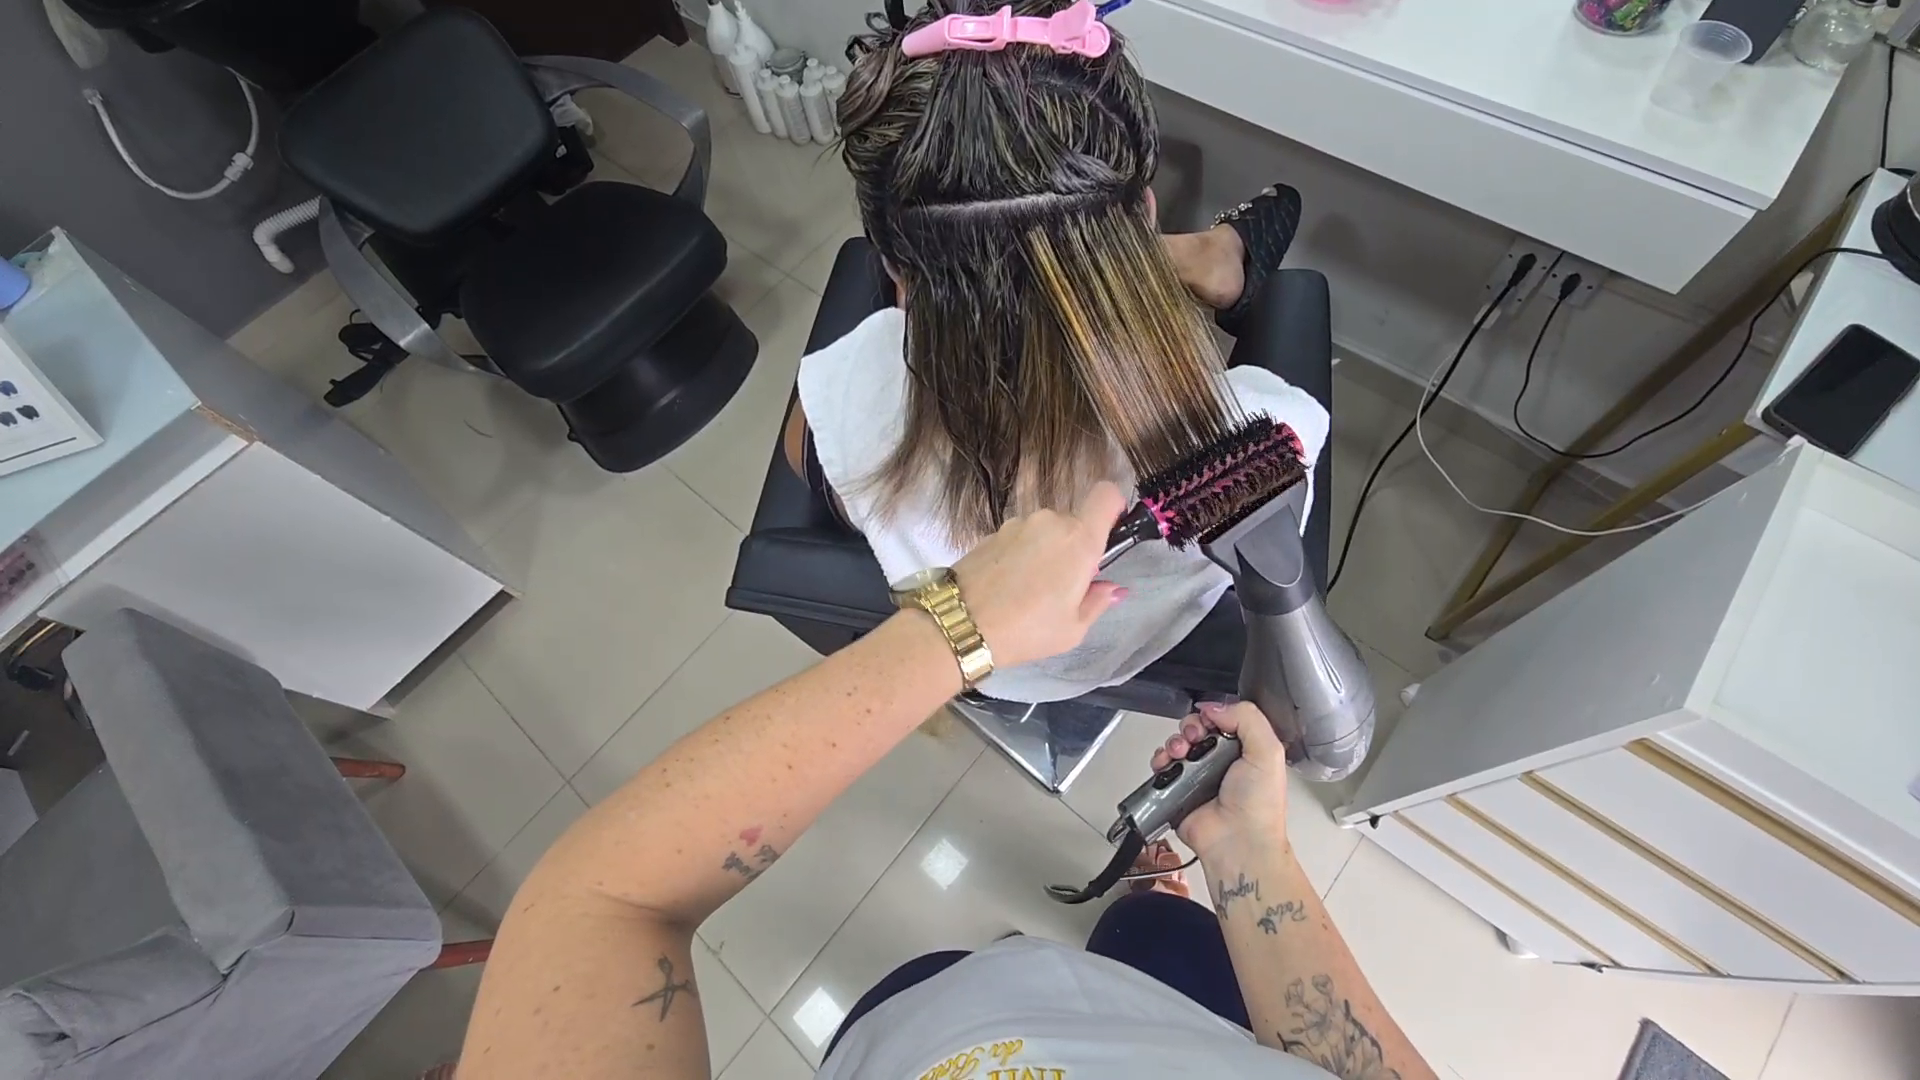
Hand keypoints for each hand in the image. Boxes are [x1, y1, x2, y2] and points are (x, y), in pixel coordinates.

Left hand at [952, 481, 1126, 669]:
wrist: (961, 624)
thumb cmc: (1026, 630)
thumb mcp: (1072, 629)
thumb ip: (1098, 601)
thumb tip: (1113, 589)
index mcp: (1079, 540)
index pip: (1106, 494)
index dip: (1113, 507)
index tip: (1108, 533)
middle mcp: (1049, 522)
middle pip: (1073, 522)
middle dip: (1074, 548)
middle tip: (1063, 587)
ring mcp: (1017, 524)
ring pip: (1044, 531)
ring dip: (1045, 552)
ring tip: (1030, 591)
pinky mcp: (991, 533)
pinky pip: (1019, 539)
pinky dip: (1019, 556)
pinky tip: (1007, 586)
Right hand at [1153, 701, 1289, 862]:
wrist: (1236, 842)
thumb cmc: (1258, 805)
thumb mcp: (1267, 752)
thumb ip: (1247, 718)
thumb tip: (1213, 707)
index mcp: (1244, 750)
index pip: (1222, 719)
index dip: (1212, 715)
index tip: (1209, 721)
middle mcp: (1220, 760)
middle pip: (1196, 728)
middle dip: (1190, 727)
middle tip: (1194, 739)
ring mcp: (1196, 775)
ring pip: (1177, 744)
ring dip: (1174, 742)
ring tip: (1179, 754)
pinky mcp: (1176, 789)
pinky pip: (1161, 766)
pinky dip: (1160, 760)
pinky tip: (1166, 765)